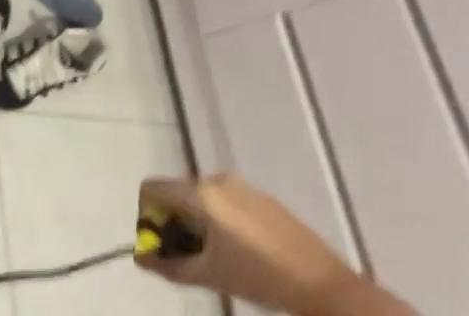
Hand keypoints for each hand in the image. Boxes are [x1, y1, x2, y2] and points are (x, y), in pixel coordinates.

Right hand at [137, 175, 372, 314]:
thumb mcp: (209, 275)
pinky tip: (240, 249)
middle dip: (173, 220)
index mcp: (200, 194)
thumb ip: (168, 266)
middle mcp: (218, 180)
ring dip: (197, 220)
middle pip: (177, 192)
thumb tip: (140, 259)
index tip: (162, 243)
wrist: (328, 288)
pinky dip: (221, 219)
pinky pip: (227, 200)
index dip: (147, 215)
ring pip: (203, 197)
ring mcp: (245, 187)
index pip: (152, 189)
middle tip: (187, 253)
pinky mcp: (266, 199)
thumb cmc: (261, 279)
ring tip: (215, 253)